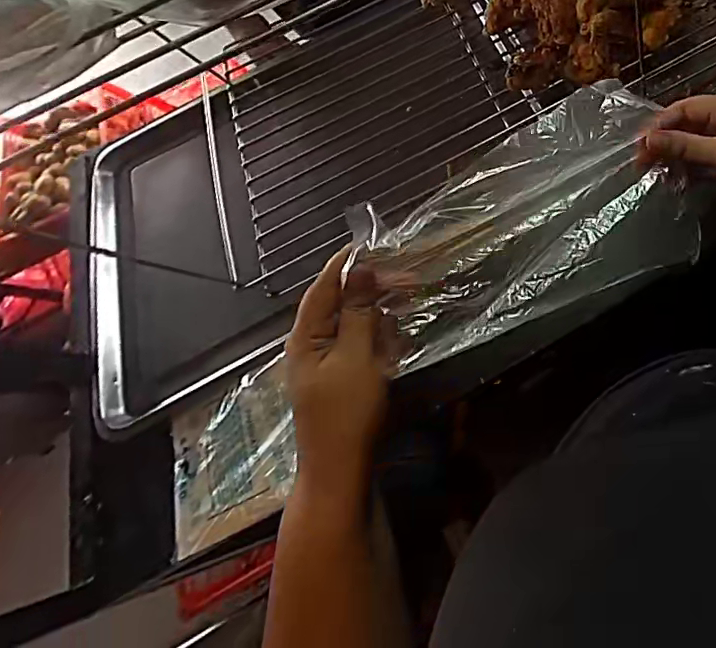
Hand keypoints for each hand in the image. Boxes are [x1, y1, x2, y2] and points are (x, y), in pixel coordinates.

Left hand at [286, 247, 392, 493]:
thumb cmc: (347, 412)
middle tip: (409, 279)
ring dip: (381, 312)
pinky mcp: (344, 376)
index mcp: (306, 337)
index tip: (374, 243)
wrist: (342, 471)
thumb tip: (362, 269)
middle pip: (341, 303)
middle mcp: (312, 344)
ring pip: (355, 322)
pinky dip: (381, 336)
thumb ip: (360, 311)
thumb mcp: (357, 356)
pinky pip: (362, 344)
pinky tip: (400, 338)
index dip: (346, 263)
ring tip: (408, 306)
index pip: (323, 287)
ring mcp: (328, 362)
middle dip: (373, 289)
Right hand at [640, 94, 715, 225]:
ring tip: (655, 176)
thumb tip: (647, 139)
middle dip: (666, 144)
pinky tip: (676, 184)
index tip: (637, 144)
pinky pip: (708, 163)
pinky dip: (693, 172)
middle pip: (689, 127)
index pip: (685, 108)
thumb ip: (684, 146)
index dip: (660, 124)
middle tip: (640, 163)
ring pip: (696, 147)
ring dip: (677, 160)